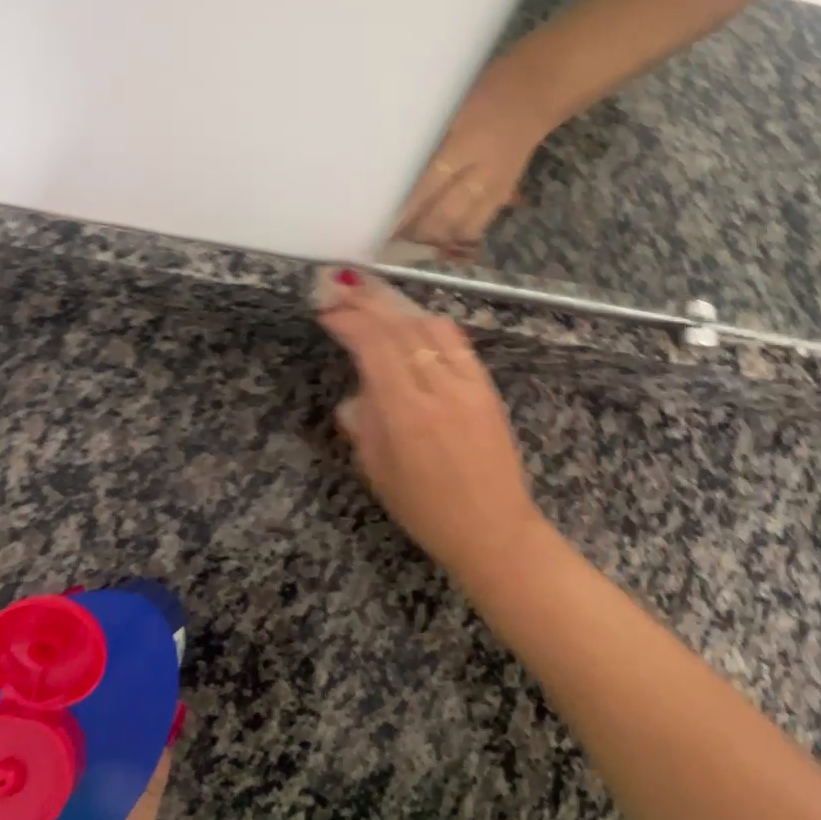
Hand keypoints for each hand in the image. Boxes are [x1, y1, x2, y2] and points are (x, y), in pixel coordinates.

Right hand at [315, 267, 548, 577]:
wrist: (494, 530)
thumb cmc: (427, 512)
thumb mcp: (378, 473)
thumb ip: (364, 426)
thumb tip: (358, 396)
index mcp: (404, 413)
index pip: (373, 345)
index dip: (347, 321)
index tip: (327, 312)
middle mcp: (437, 389)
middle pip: (399, 327)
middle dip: (366, 303)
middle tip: (340, 288)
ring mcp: (467, 384)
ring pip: (429, 326)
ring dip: (397, 308)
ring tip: (373, 300)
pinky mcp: (487, 387)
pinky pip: (457, 342)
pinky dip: (430, 325)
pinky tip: (414, 322)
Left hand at [393, 64, 556, 259]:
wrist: (537, 91)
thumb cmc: (486, 88)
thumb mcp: (449, 105)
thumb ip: (427, 137)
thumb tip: (394, 165)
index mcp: (464, 143)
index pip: (426, 186)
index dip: (404, 208)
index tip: (379, 221)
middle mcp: (480, 173)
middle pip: (442, 214)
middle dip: (414, 230)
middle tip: (388, 236)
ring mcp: (494, 188)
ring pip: (460, 226)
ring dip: (433, 236)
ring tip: (409, 238)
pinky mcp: (503, 194)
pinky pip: (478, 224)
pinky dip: (456, 233)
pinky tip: (439, 235)